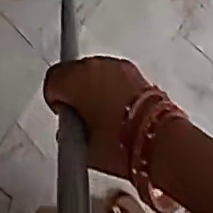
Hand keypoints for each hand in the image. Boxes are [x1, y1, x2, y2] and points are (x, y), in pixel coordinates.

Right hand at [42, 56, 162, 179]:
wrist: (159, 142)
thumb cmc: (123, 145)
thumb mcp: (84, 148)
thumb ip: (69, 132)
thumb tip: (70, 131)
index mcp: (75, 80)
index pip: (52, 80)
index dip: (55, 98)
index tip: (62, 112)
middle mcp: (93, 65)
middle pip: (72, 72)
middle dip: (74, 92)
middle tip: (82, 119)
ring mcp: (113, 65)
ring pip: (93, 71)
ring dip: (93, 87)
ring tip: (103, 117)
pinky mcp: (131, 69)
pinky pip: (112, 73)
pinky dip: (111, 86)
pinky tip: (118, 110)